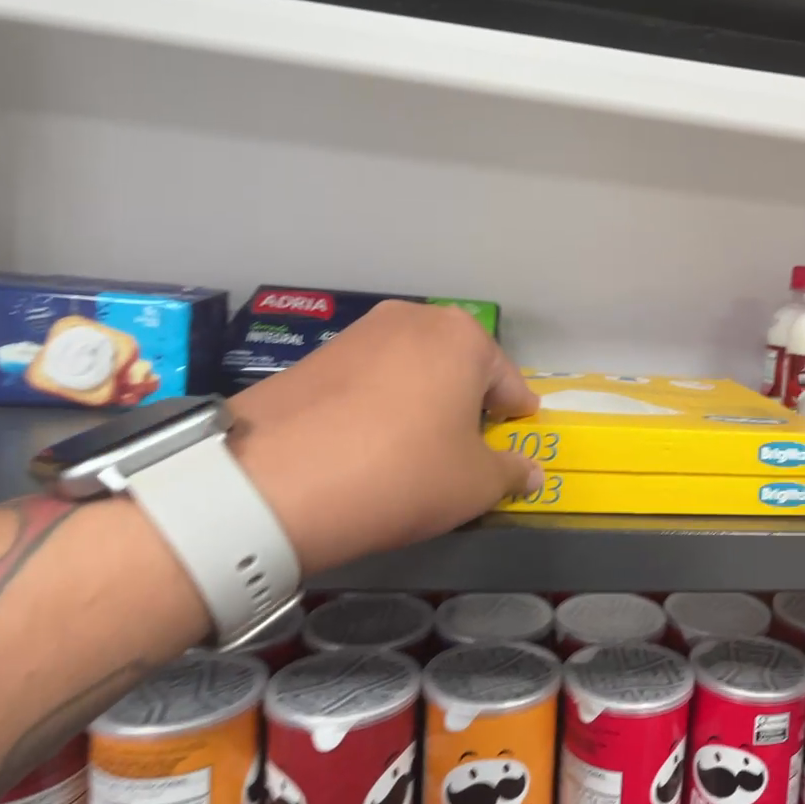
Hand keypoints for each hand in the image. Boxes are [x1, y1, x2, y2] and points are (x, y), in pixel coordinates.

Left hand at [225, 300, 541, 574]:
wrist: (275, 483)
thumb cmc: (403, 472)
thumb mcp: (475, 484)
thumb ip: (511, 472)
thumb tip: (529, 472)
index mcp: (462, 337)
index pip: (507, 380)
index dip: (515, 414)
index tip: (515, 435)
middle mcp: (411, 320)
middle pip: (457, 367)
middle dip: (466, 403)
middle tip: (465, 446)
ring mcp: (356, 334)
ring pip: (410, 371)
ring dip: (421, 403)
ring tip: (414, 449)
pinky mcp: (312, 358)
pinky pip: (367, 382)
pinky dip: (379, 408)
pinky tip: (369, 445)